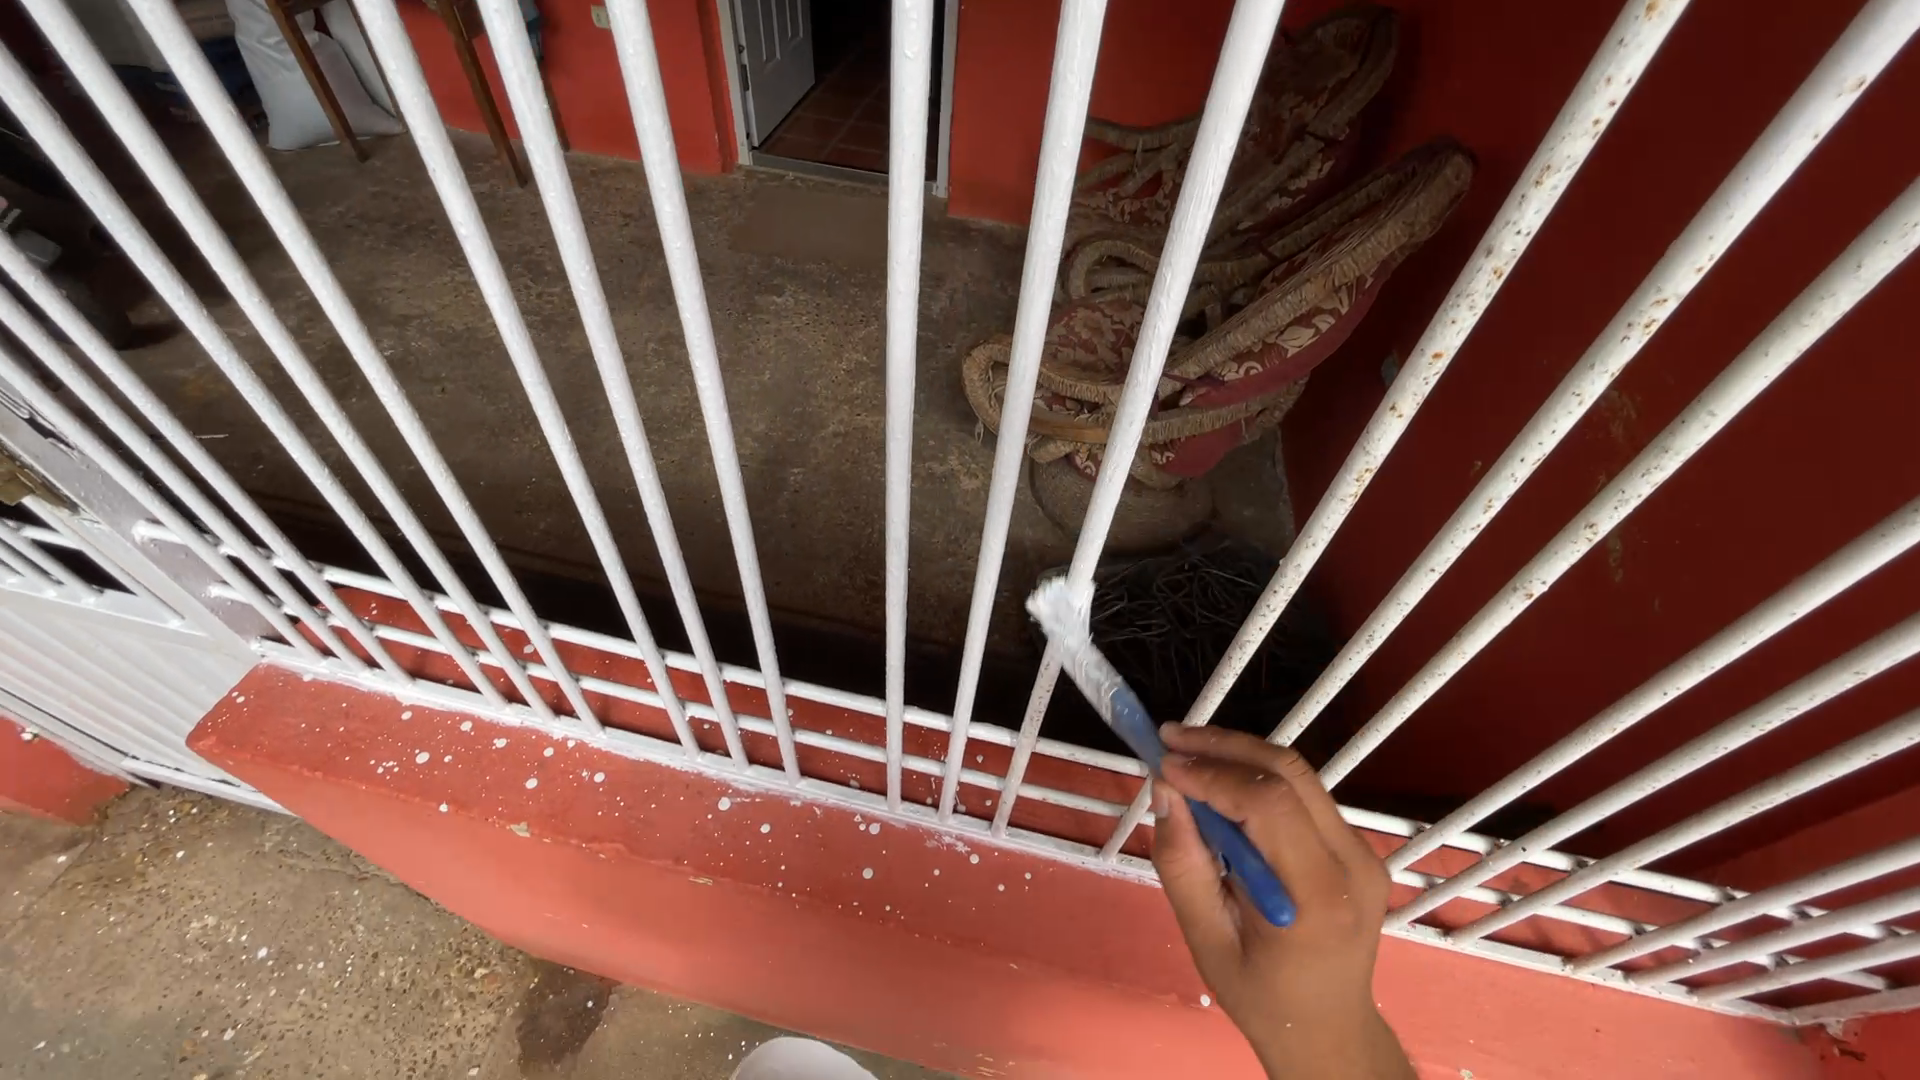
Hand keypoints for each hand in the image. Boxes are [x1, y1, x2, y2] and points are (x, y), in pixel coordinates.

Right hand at [1150, 724, 1412, 1079]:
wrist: (1329, 1030)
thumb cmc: (1260, 996)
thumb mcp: (1205, 939)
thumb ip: (1182, 864)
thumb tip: (1165, 789)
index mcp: (1319, 898)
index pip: (1269, 805)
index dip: (1213, 774)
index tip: (1163, 764)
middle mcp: (1353, 863)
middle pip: (1289, 773)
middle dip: (1223, 746)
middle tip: (1169, 738)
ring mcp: (1362, 851)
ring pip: (1296, 773)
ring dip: (1237, 753)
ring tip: (1186, 750)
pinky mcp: (1356, 846)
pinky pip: (1301, 792)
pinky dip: (1254, 774)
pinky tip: (1218, 776)